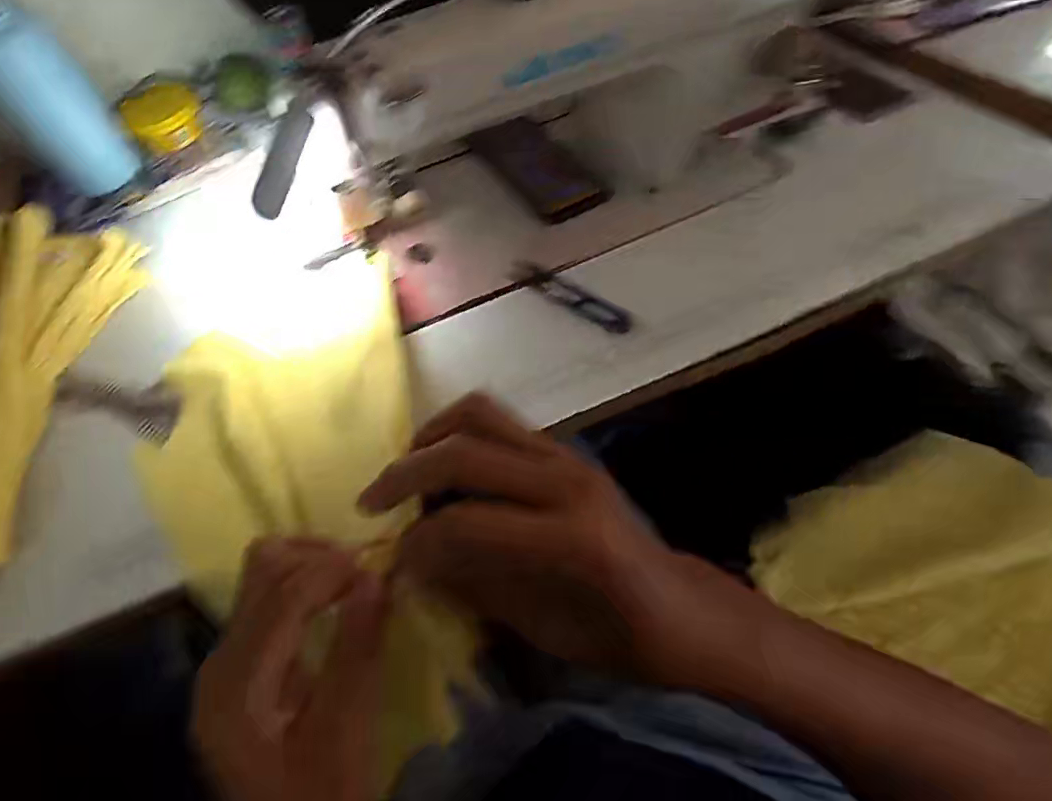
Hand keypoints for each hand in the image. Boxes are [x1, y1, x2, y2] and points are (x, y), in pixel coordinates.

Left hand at [193, 538, 389, 800]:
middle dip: (316, 558)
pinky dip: (301, 586)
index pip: (282, 597)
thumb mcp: (346, 732)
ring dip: (308, 566)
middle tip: (366, 569)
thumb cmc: (321, 797)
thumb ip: (357, 651)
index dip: (331, 569)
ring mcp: (223, 666)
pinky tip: (332, 599)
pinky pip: (266, 602)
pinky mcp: (237, 670)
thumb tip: (376, 576)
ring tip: (352, 578)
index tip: (376, 560)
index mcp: (236, 686)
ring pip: (261, 580)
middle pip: (262, 574)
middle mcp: (218, 664)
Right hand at [359, 393, 756, 685]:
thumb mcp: (542, 630)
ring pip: (480, 414)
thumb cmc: (619, 637)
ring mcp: (566, 454)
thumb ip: (475, 586)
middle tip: (372, 501)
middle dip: (407, 473)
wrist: (680, 607)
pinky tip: (442, 467)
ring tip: (405, 471)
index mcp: (571, 537)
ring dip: (431, 437)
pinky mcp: (562, 448)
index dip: (418, 541)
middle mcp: (566, 479)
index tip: (393, 560)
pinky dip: (457, 433)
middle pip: (465, 451)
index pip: (468, 522)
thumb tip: (411, 559)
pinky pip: (498, 420)